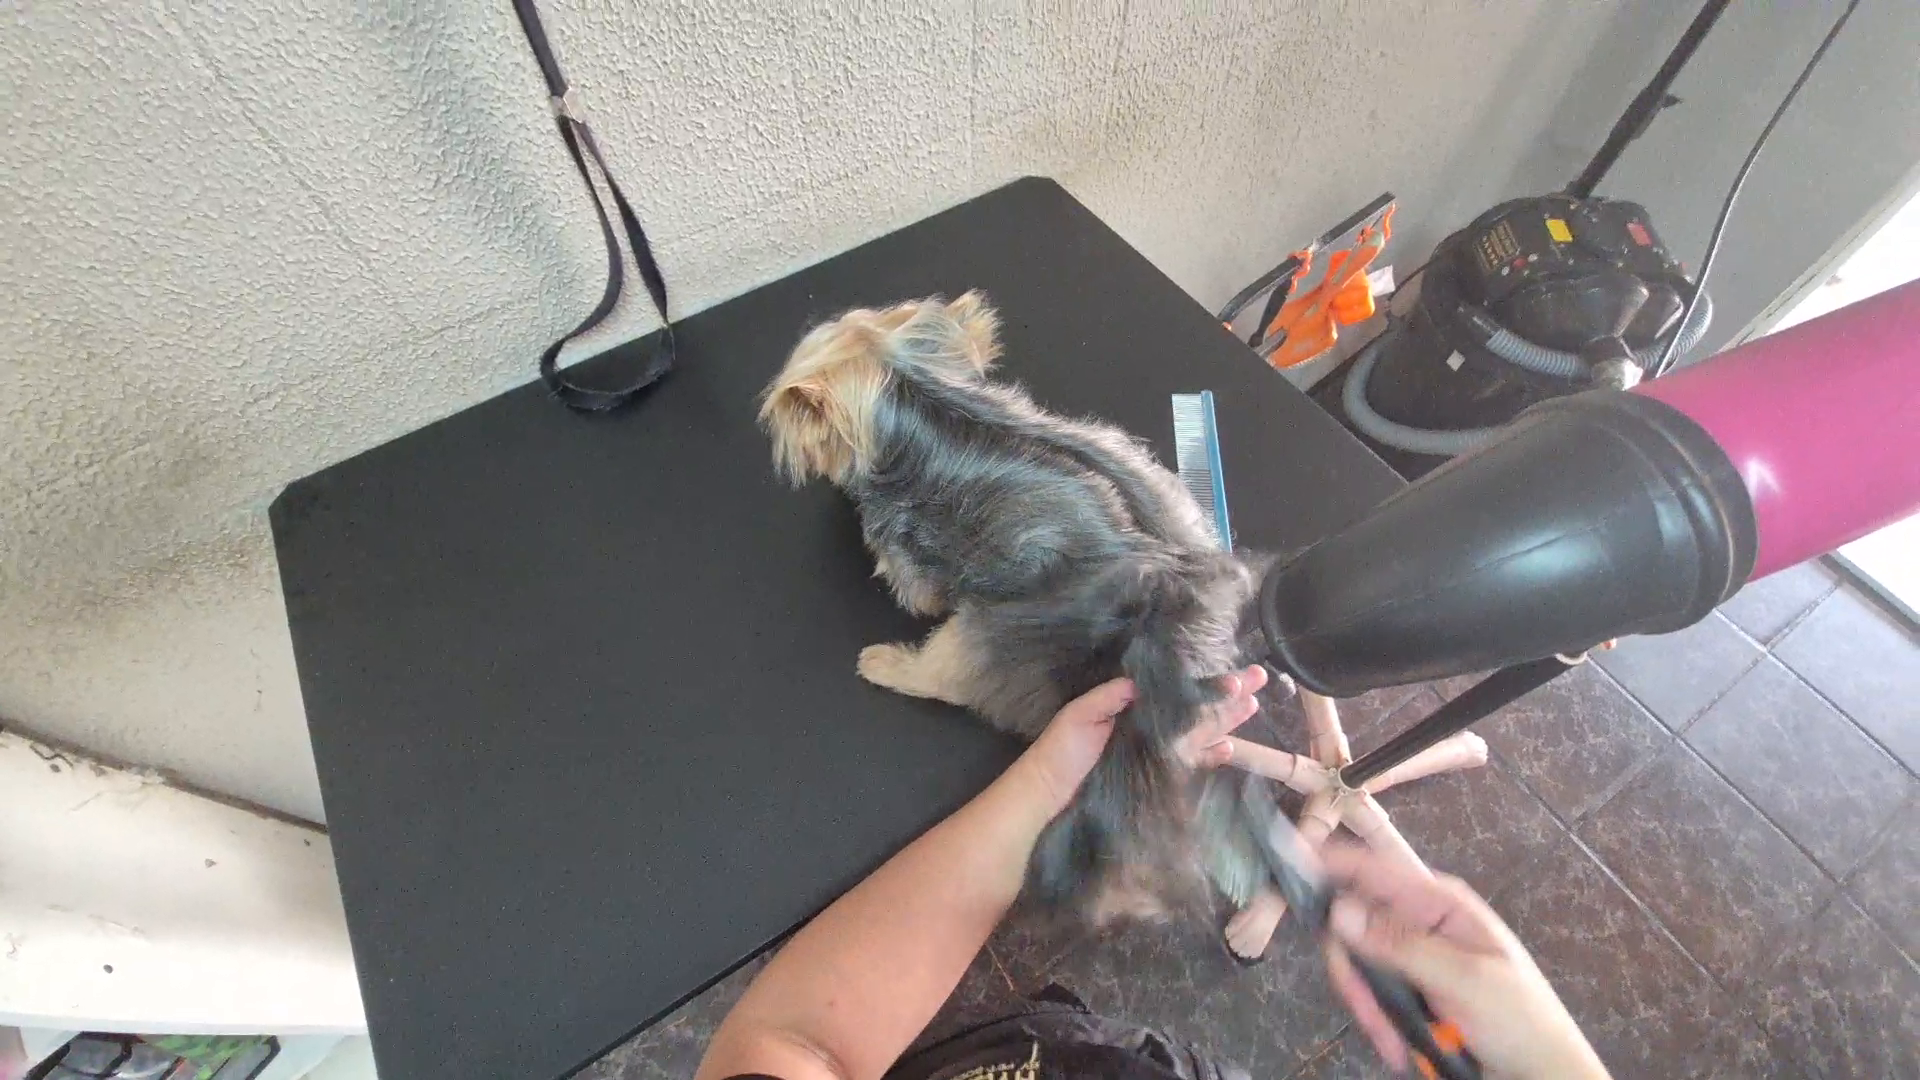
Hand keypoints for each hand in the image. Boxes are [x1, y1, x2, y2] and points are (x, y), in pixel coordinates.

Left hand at [1016, 665, 1267, 816]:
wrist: (1047, 802)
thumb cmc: (1059, 755)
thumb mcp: (1080, 716)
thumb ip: (1110, 697)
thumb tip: (1142, 680)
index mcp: (1129, 711)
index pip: (1173, 694)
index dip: (1202, 684)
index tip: (1232, 672)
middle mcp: (1147, 732)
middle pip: (1194, 712)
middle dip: (1227, 697)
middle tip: (1260, 678)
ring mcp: (1154, 758)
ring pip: (1199, 735)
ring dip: (1227, 721)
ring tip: (1254, 705)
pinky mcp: (1156, 783)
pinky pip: (1188, 767)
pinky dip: (1209, 758)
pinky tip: (1227, 747)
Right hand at [1319, 845, 1610, 1079]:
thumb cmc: (1522, 1025)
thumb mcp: (1466, 982)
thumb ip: (1400, 942)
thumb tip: (1338, 908)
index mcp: (1436, 902)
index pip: (1370, 867)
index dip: (1327, 861)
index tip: (1286, 864)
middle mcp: (1415, 918)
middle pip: (1350, 919)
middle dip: (1350, 967)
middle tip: (1362, 1007)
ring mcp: (1406, 952)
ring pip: (1352, 957)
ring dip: (1364, 1001)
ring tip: (1391, 1042)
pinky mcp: (1401, 984)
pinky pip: (1365, 987)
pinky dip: (1373, 1017)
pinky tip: (1396, 1045)